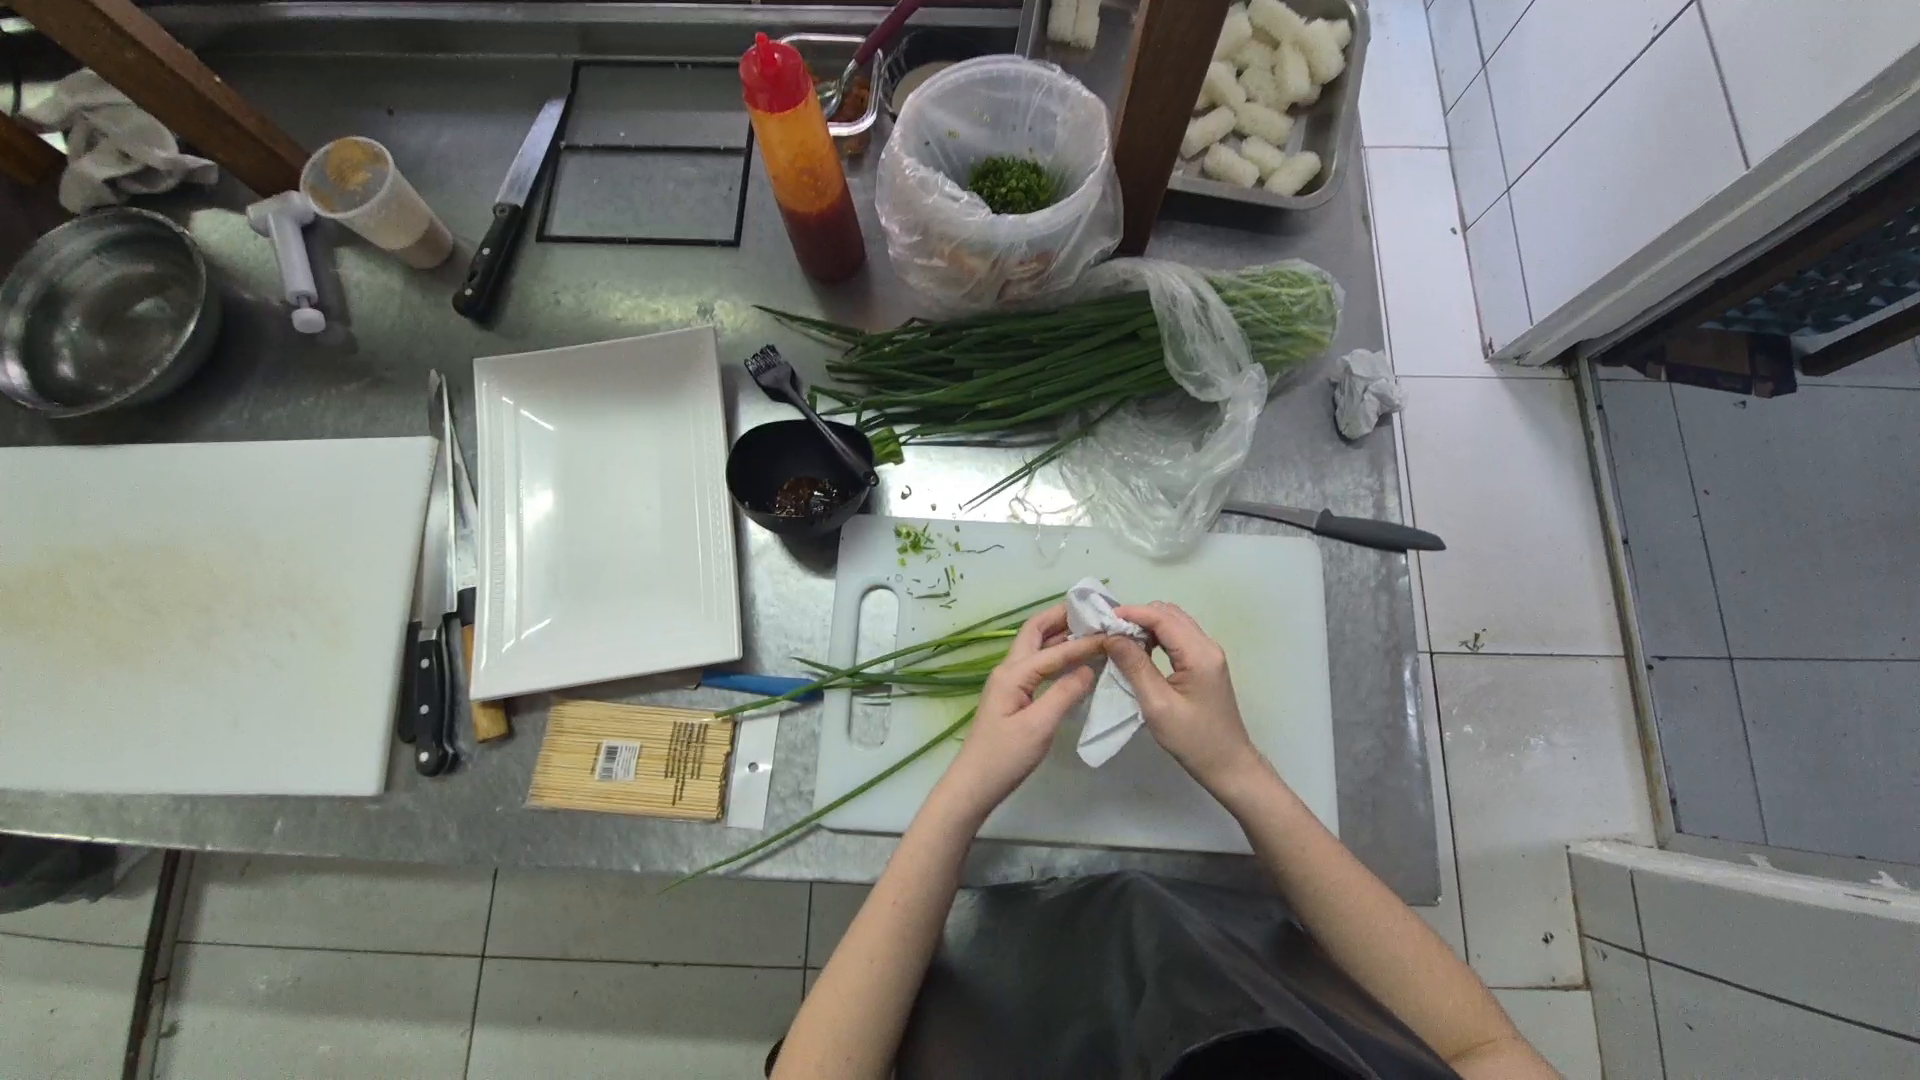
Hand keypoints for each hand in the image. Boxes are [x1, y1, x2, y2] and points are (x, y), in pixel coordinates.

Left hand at [936, 605, 1105, 818]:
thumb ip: (1064, 694)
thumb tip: (1088, 668)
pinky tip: (1075, 661)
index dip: (1084, 640)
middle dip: (1062, 617)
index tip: (1112, 631)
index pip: (1054, 649)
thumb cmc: (1005, 757)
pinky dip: (1057, 655)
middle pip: (1035, 631)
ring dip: (1060, 633)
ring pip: (1036, 647)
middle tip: (1093, 610)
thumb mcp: (1039, 727)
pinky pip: (1038, 665)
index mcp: (1013, 674)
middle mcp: (1009, 670)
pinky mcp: (1014, 696)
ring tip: (1090, 627)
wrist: (975, 784)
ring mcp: (1010, 682)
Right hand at [1103, 602, 1264, 790]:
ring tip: (1120, 641)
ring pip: (1174, 623)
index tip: (1102, 619)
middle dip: (1138, 617)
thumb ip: (1135, 666)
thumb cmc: (1192, 739)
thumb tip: (1112, 637)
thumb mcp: (1157, 704)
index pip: (1162, 618)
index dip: (1131, 613)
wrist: (1228, 765)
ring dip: (1146, 626)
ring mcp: (1208, 654)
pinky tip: (1139, 652)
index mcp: (1199, 654)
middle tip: (1109, 632)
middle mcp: (1207, 646)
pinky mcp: (1205, 664)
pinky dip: (1156, 637)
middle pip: (1169, 614)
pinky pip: (1178, 638)